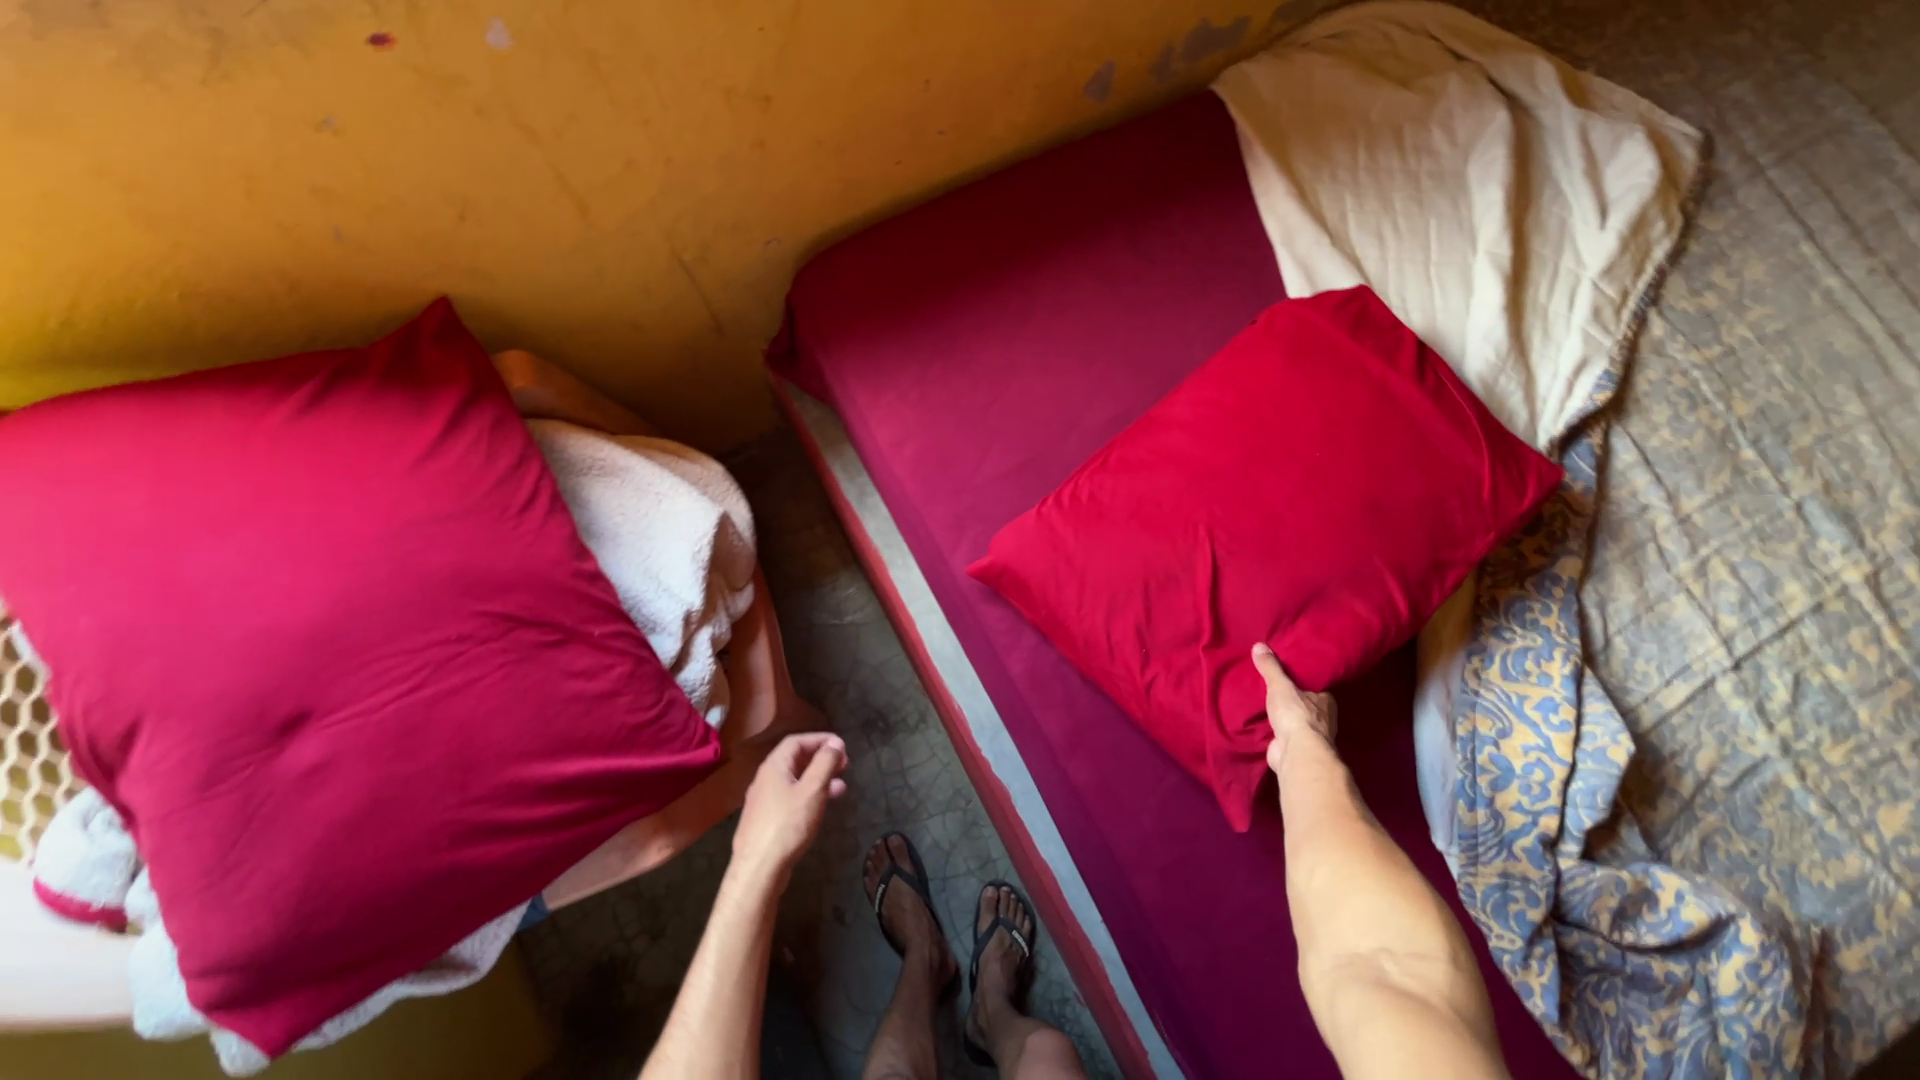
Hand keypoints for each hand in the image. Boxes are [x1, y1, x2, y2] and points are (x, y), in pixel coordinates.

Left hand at [733, 732, 848, 886]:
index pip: (796, 741)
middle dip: (821, 759)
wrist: (759, 868)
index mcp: (774, 767)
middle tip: (844, 765)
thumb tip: (835, 743)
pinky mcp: (767, 820)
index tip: (841, 746)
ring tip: (841, 787)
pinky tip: (822, 808)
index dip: (820, 739)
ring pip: (794, 781)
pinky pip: (791, 798)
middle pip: (795, 760)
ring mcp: (764, 801)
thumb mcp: (813, 790)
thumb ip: (825, 763)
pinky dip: (809, 796)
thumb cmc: (788, 824)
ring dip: (818, 779)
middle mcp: (765, 779)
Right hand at [1252, 643, 1337, 772]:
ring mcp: (1311, 736)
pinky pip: (1285, 734)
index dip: (1304, 679)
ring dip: (1285, 716)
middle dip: (1293, 698)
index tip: (1290, 673)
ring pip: (1296, 720)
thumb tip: (1259, 645)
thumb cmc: (1295, 714)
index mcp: (1326, 700)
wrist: (1296, 752)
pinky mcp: (1297, 748)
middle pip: (1306, 703)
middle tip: (1275, 687)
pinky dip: (1277, 731)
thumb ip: (1271, 667)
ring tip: (1267, 704)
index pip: (1316, 685)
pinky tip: (1265, 725)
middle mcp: (1323, 718)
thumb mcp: (1280, 685)